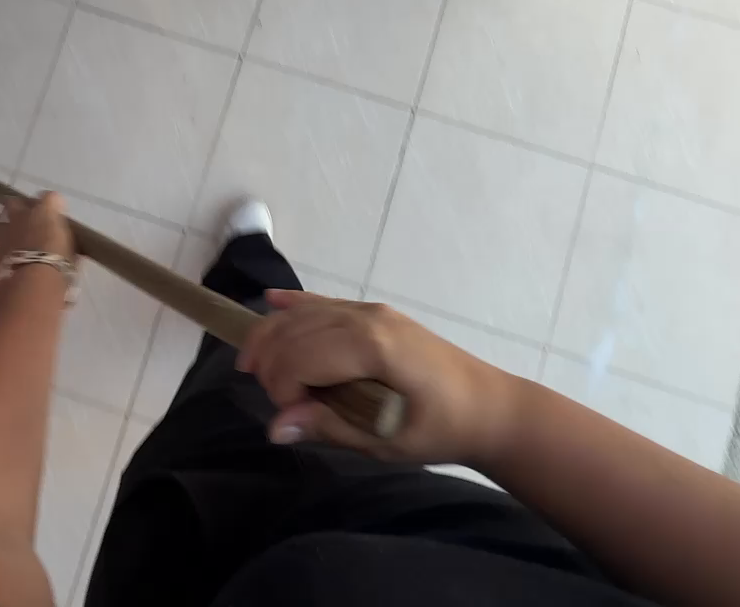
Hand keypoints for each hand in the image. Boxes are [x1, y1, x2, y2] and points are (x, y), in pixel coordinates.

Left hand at [0, 192, 76, 273]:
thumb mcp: (73, 248)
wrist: (37, 275)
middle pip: (13, 203)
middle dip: (15, 205)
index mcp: (45, 212)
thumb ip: (67, 241)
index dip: (50, 202)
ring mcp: (3, 235)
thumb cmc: (62, 258)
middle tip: (18, 210)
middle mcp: (21, 217)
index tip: (54, 208)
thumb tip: (65, 243)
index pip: (49, 197)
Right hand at [238, 290, 515, 465]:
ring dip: (273, 335)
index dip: (283, 388)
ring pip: (304, 313)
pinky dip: (296, 303)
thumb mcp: (386, 441)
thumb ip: (329, 427)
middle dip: (271, 362)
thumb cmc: (441, 430)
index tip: (291, 420)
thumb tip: (275, 427)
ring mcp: (370, 310)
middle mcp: (367, 317)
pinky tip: (270, 299)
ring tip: (250, 365)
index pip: (301, 356)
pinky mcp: (373, 312)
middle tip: (270, 399)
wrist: (488, 407)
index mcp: (373, 347)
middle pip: (296, 330)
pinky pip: (325, 303)